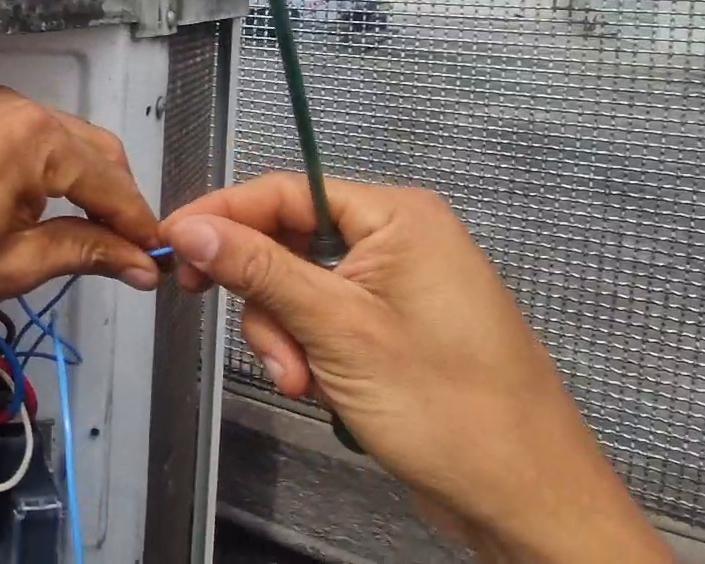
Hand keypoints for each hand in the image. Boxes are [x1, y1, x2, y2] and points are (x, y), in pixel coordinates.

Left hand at [0, 86, 163, 332]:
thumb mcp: (14, 265)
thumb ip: (85, 252)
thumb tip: (136, 261)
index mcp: (33, 137)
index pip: (111, 181)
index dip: (139, 226)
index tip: (157, 263)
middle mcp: (14, 110)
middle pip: (94, 154)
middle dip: (116, 204)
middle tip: (130, 258)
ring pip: (64, 147)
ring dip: (86, 190)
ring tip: (97, 244)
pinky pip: (31, 145)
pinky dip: (53, 178)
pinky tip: (57, 215)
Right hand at [163, 173, 669, 563]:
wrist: (532, 511)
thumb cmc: (450, 410)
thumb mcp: (336, 329)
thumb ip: (257, 268)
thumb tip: (187, 227)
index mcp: (396, 216)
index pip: (282, 192)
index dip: (221, 215)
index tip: (172, 245)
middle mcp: (396, 239)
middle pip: (285, 241)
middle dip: (265, 299)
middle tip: (258, 340)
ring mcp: (394, 284)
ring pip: (295, 285)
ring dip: (284, 334)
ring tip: (302, 381)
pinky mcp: (390, 324)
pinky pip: (320, 316)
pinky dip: (306, 350)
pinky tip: (321, 387)